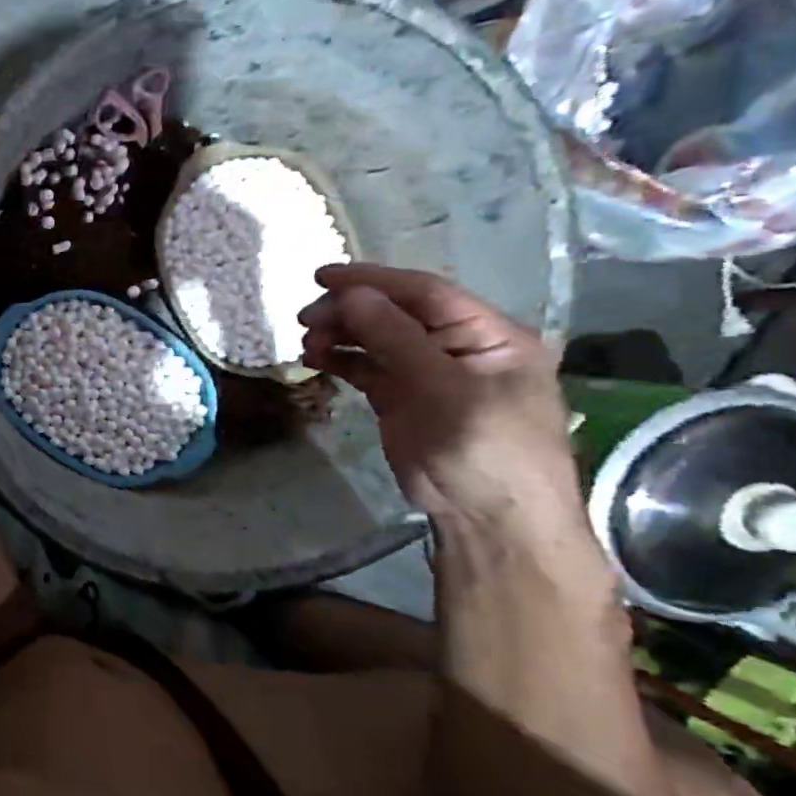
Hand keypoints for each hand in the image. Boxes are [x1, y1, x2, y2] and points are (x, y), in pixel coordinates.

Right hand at [299, 264, 581, 528]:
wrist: (490, 518)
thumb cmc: (484, 450)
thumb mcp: (443, 389)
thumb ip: (397, 338)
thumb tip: (352, 295)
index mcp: (488, 335)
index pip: (425, 293)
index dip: (373, 280)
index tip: (321, 277)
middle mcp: (458, 347)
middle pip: (396, 314)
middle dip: (350, 311)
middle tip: (305, 319)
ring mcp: (429, 374)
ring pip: (377, 340)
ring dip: (341, 336)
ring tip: (308, 344)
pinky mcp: (404, 399)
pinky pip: (368, 368)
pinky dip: (342, 361)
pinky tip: (317, 359)